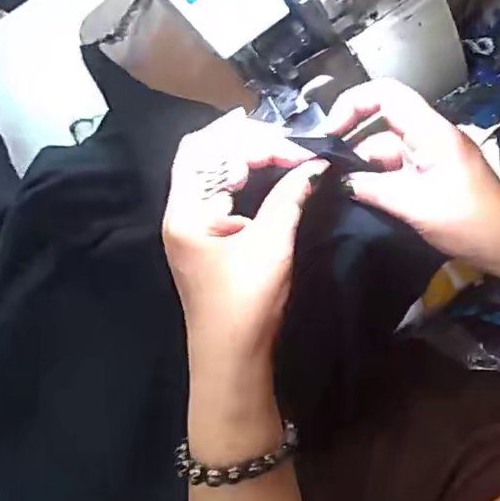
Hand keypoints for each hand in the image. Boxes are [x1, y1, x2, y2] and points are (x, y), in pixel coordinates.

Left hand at [164, 113, 326, 378]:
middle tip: (291, 149)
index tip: (295, 153)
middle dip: (249, 143)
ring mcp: (195, 225)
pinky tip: (272, 177)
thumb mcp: (271, 245)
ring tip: (285, 154)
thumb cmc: (246, 304)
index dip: (251, 140)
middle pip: (207, 154)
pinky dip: (249, 180)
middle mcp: (183, 212)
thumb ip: (291, 197)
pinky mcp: (211, 238)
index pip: (207, 149)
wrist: (233, 360)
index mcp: (185, 211)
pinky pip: (224, 194)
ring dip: (249, 159)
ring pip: (216, 172)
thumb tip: (316, 164)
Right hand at [318, 80, 499, 270]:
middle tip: (326, 170)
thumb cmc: (469, 222)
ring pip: (387, 149)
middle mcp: (431, 136)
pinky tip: (362, 197)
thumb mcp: (414, 205)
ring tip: (339, 189)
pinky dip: (379, 179)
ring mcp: (433, 155)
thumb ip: (372, 189)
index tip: (330, 133)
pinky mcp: (434, 175)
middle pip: (381, 122)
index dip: (352, 104)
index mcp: (431, 131)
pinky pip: (398, 168)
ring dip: (364, 167)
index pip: (386, 94)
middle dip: (352, 142)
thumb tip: (338, 181)